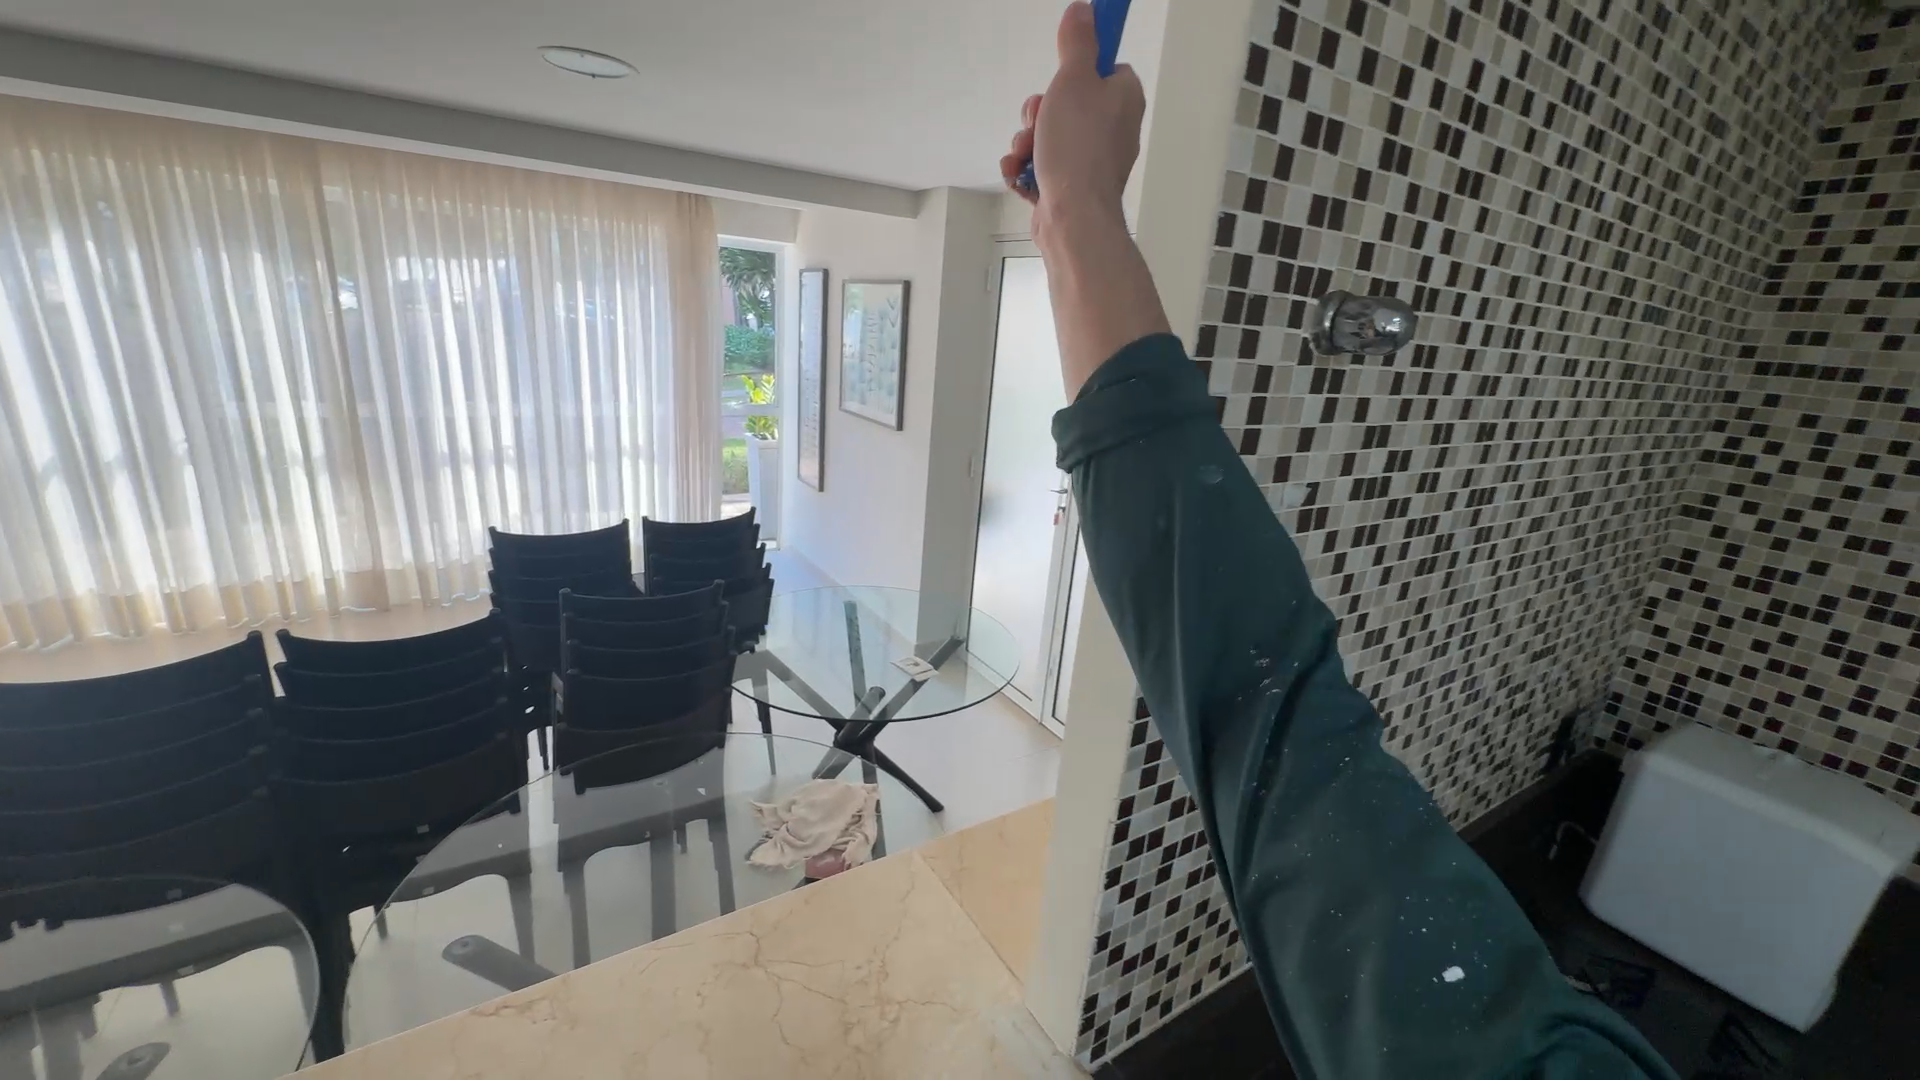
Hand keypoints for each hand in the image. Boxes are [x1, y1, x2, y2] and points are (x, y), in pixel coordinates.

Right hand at [998, 2, 1146, 238]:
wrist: (1073, 218)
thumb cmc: (1076, 145)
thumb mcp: (1074, 79)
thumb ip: (1078, 42)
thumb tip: (1084, 11)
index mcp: (1125, 99)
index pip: (1105, 70)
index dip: (1077, 72)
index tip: (1060, 79)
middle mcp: (1114, 131)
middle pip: (1070, 105)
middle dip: (1040, 113)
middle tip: (1035, 120)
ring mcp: (1093, 165)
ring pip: (1050, 138)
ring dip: (1027, 143)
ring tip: (1023, 153)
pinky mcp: (1072, 191)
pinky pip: (1044, 169)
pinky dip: (1026, 170)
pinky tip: (1016, 174)